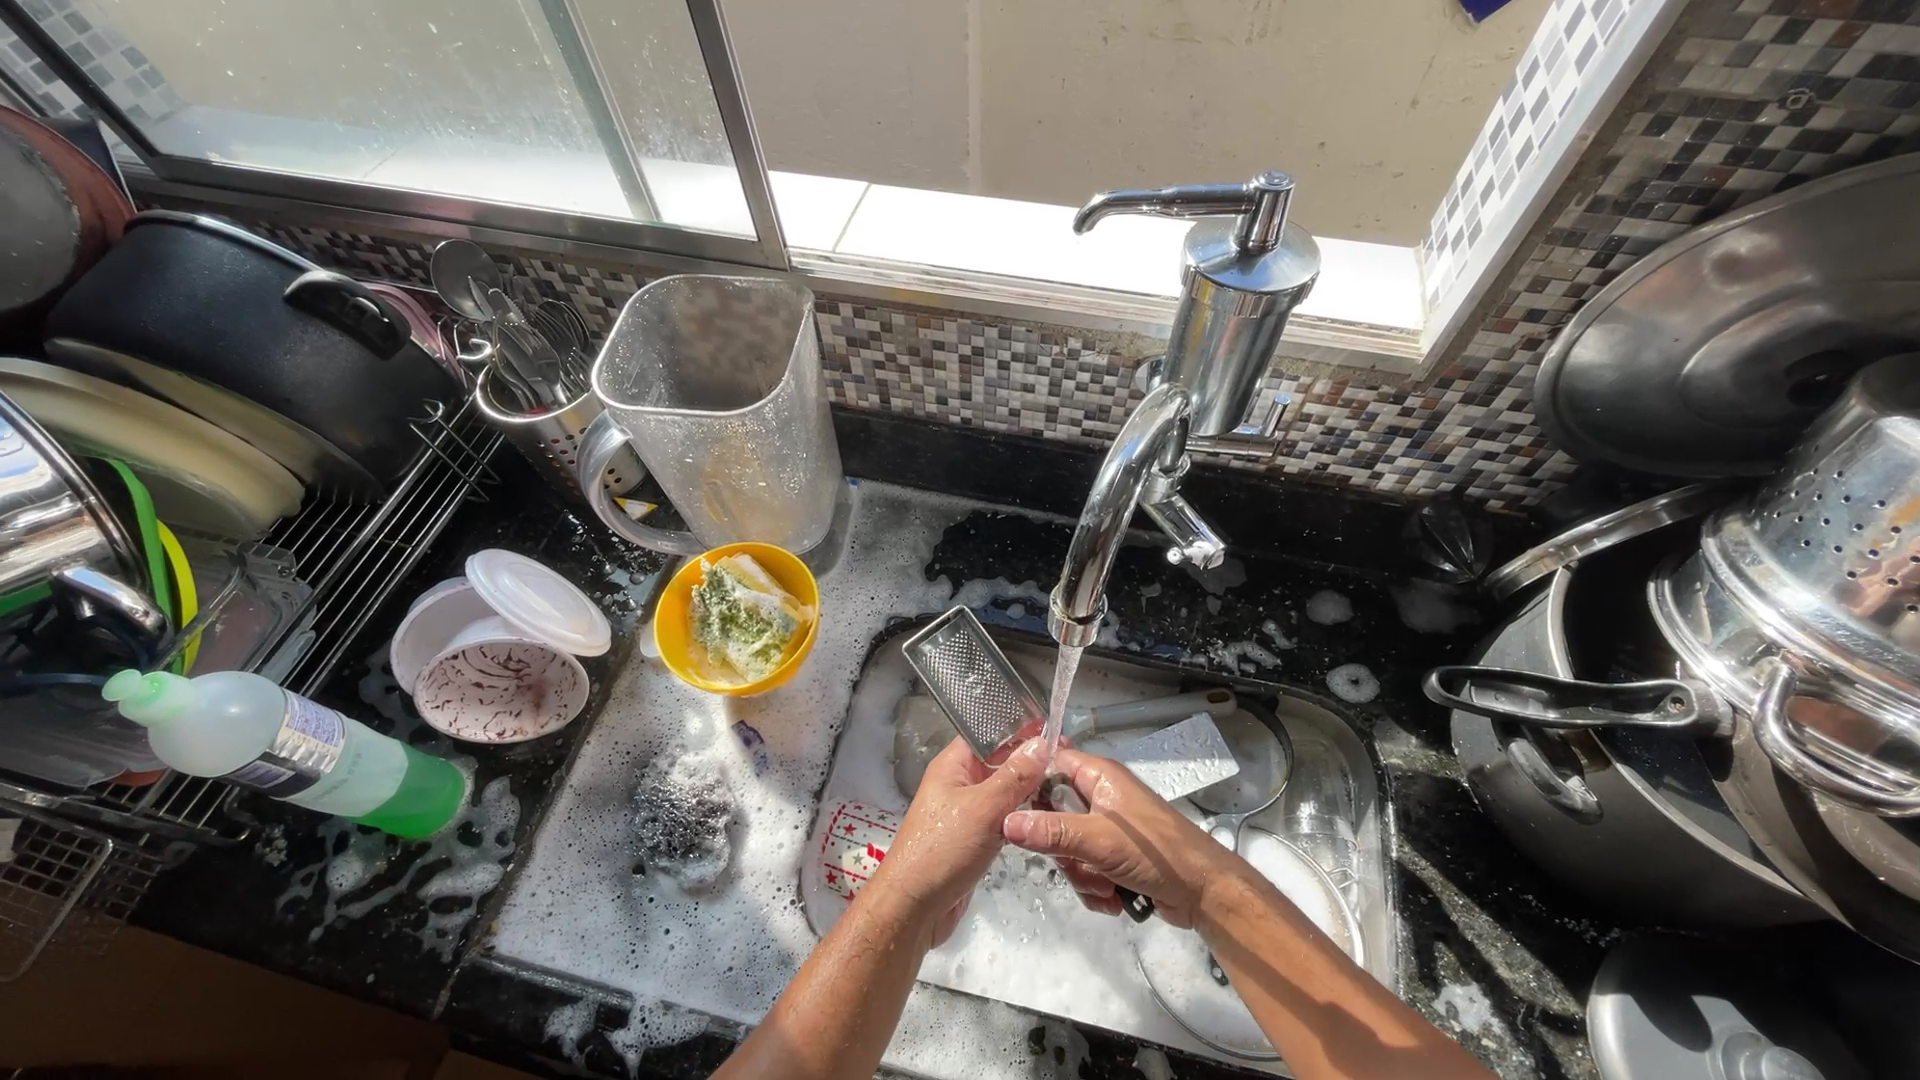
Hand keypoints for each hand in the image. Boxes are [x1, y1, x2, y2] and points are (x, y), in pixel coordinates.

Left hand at [864, 737, 1048, 946]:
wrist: (914, 908)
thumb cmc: (943, 850)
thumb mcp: (983, 808)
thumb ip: (1014, 777)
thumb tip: (1041, 744)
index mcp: (953, 765)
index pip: (989, 733)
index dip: (1021, 730)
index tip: (1056, 732)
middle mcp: (959, 783)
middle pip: (999, 762)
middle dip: (1030, 761)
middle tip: (1069, 761)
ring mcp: (966, 812)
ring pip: (1003, 792)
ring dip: (1028, 790)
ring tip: (1065, 785)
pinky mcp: (974, 838)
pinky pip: (1002, 817)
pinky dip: (1021, 815)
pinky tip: (1045, 816)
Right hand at [1002, 746, 1239, 927]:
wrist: (1204, 893)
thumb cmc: (1155, 853)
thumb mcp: (1097, 840)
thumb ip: (1051, 832)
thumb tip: (1006, 822)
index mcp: (1099, 777)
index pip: (1052, 764)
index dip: (1032, 785)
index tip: (1016, 811)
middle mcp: (1102, 797)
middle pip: (1055, 814)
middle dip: (1063, 850)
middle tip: (1077, 863)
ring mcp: (1109, 829)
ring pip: (1070, 848)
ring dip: (1082, 875)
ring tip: (1104, 887)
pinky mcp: (1116, 858)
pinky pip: (1087, 869)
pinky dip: (1095, 887)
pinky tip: (1112, 899)